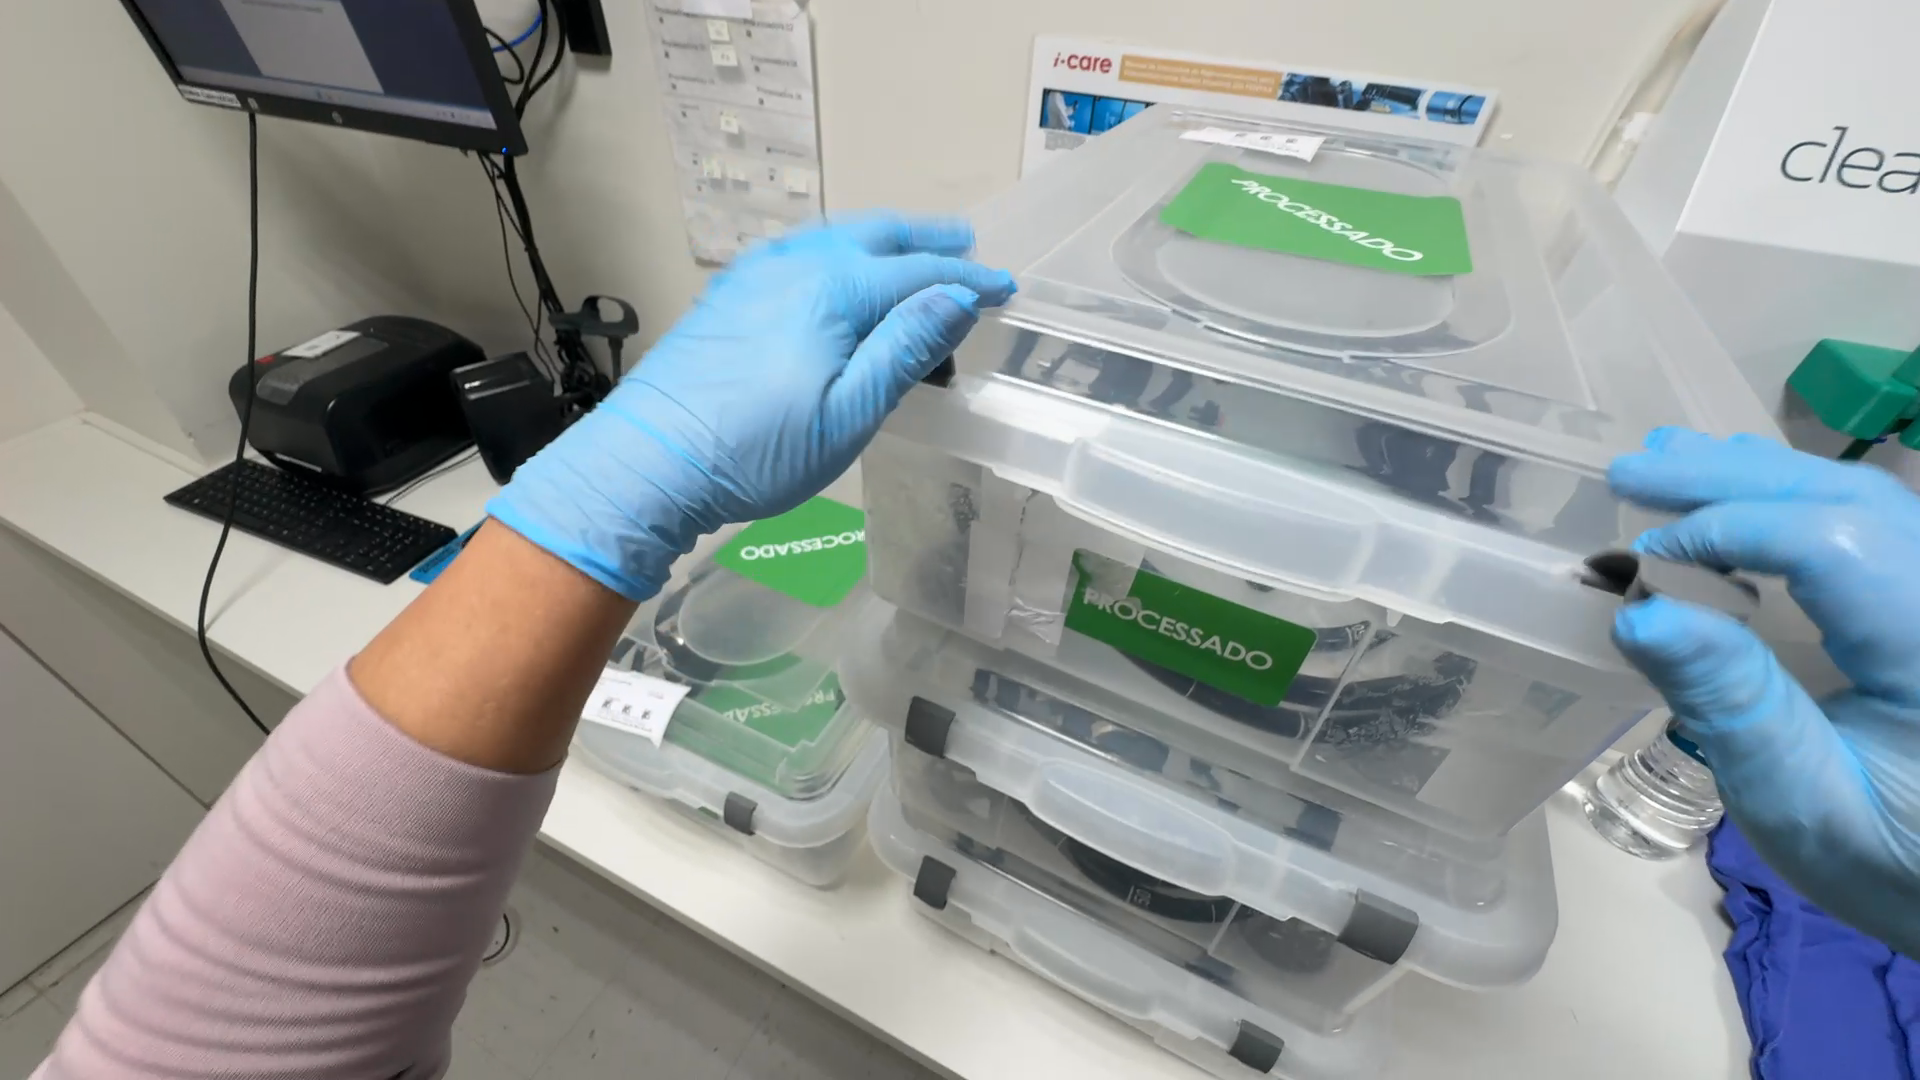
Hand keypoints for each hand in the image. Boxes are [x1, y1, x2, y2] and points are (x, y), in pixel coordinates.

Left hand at [487, 215, 1016, 601]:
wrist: (652, 461)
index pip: (919, 275)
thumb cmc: (759, 451)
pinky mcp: (732, 294)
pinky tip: (843, 270)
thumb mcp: (848, 414)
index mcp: (832, 292)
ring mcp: (757, 274)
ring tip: (916, 253)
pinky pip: (803, 253)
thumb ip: (904, 350)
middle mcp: (796, 265)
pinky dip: (842, 253)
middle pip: (877, 237)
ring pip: (837, 239)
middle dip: (928, 241)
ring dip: (885, 243)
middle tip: (968, 247)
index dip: (967, 282)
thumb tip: (956, 299)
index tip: (1005, 289)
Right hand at [1608, 428, 1919, 955]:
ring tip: (1665, 461)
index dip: (1727, 532)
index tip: (1636, 559)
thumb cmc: (1894, 863)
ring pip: (1872, 501)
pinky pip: (1875, 528)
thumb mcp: (1797, 801)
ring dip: (1757, 475)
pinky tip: (1731, 492)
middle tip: (1631, 470)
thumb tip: (1639, 610)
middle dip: (1733, 478)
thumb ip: (1728, 703)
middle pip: (1860, 501)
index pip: (1838, 545)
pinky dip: (1789, 500)